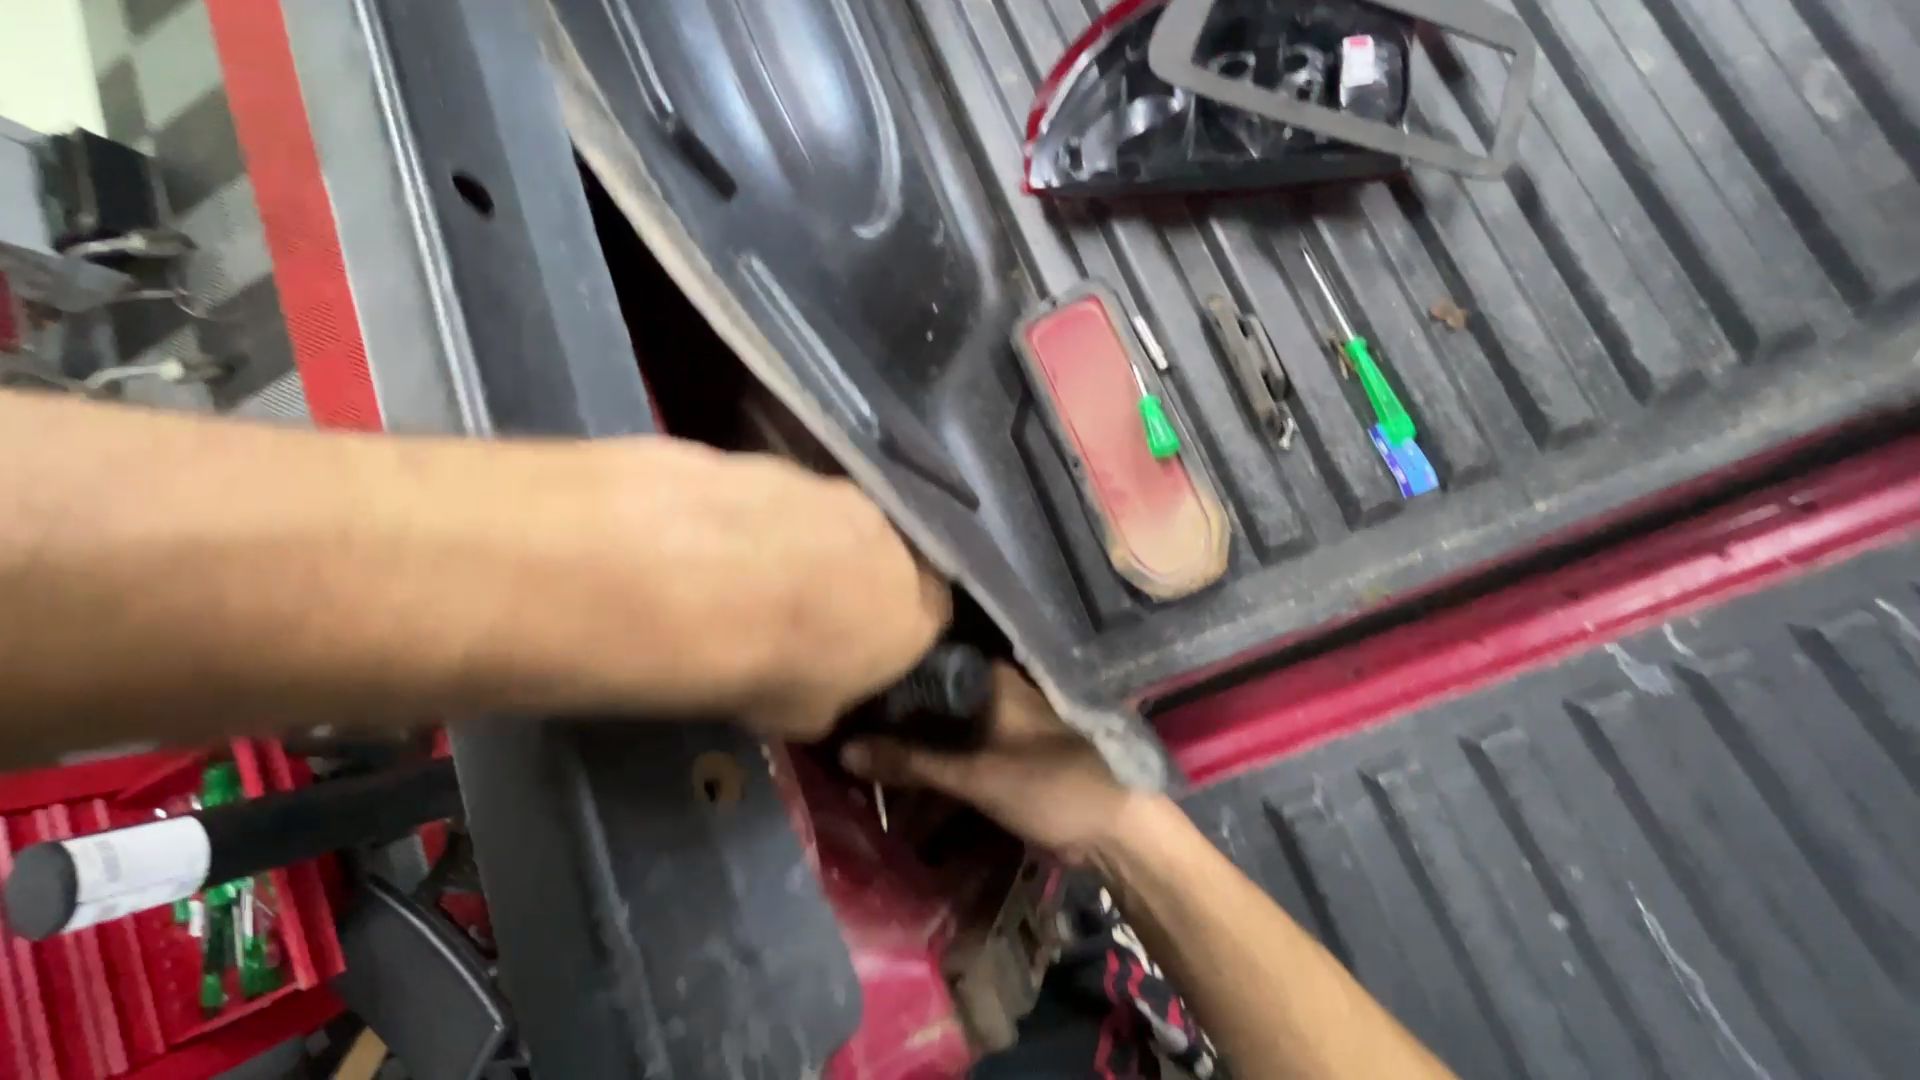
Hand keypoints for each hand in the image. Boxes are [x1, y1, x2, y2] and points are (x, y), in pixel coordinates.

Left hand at [600, 441, 950, 740]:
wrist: (704, 580)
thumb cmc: (772, 664)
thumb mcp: (804, 715)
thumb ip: (827, 695)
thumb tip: (813, 693)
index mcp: (913, 612)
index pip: (930, 614)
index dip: (896, 626)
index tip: (861, 641)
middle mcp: (890, 542)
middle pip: (883, 557)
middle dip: (851, 576)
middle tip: (800, 605)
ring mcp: (837, 494)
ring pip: (832, 520)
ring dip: (803, 541)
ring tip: (747, 570)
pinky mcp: (783, 464)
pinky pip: (780, 497)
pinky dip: (758, 516)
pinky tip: (713, 541)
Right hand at [839, 664, 1142, 858]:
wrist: (1115, 830)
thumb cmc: (1050, 786)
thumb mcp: (975, 775)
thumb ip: (911, 762)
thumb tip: (845, 750)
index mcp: (992, 679)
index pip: (923, 667)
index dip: (883, 684)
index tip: (843, 700)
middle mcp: (993, 693)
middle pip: (928, 703)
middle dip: (891, 725)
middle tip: (842, 741)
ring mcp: (999, 726)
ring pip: (940, 731)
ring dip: (908, 753)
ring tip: (861, 770)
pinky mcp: (1005, 757)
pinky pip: (956, 756)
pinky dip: (931, 771)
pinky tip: (900, 790)